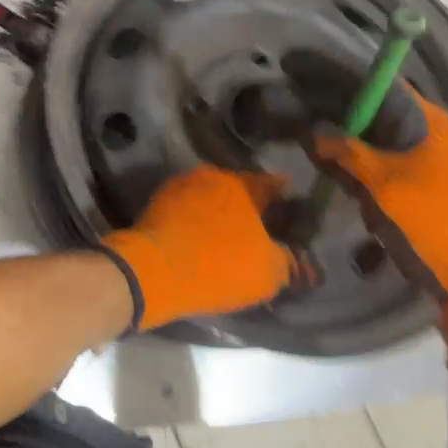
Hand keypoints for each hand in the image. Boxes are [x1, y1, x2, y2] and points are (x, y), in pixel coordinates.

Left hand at [98, 166, 297, 331]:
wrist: (153, 271)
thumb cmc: (219, 265)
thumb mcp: (269, 271)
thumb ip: (286, 258)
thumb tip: (288, 254)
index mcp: (236, 182)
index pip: (270, 185)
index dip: (286, 198)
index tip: (294, 206)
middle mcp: (205, 176)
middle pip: (236, 190)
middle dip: (250, 207)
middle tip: (264, 227)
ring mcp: (175, 189)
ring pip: (209, 200)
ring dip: (221, 215)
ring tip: (234, 237)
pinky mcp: (154, 207)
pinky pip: (188, 213)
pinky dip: (199, 223)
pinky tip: (206, 241)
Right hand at [314, 90, 447, 381]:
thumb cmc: (441, 223)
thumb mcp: (383, 184)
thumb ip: (346, 151)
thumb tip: (315, 131)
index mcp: (435, 124)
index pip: (382, 87)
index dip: (343, 85)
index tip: (308, 90)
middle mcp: (447, 137)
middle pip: (385, 119)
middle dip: (348, 129)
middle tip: (313, 142)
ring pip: (393, 150)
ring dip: (363, 161)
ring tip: (335, 177)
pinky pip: (406, 174)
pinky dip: (381, 181)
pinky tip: (363, 201)